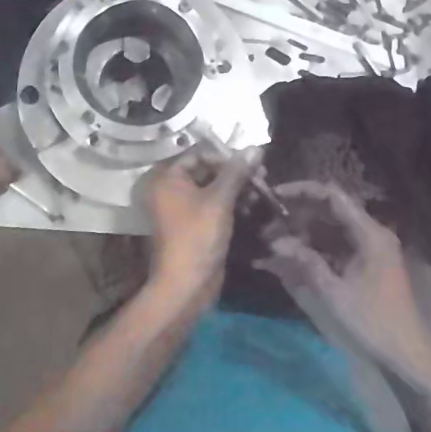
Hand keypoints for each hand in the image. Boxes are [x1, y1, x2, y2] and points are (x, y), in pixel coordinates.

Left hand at [135, 143, 253, 308]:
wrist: (186, 284)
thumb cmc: (198, 236)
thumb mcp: (219, 200)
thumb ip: (237, 172)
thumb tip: (256, 147)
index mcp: (168, 178)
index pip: (199, 154)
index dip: (225, 156)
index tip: (252, 161)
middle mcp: (171, 189)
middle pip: (206, 171)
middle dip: (235, 173)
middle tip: (262, 176)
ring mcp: (182, 209)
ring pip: (212, 189)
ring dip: (236, 188)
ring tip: (262, 191)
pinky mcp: (194, 226)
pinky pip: (213, 206)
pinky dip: (230, 204)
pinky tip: (252, 206)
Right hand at [258, 181, 430, 387]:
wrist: (407, 359)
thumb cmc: (374, 323)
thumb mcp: (334, 292)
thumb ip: (304, 261)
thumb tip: (274, 240)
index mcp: (369, 233)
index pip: (332, 196)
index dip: (301, 190)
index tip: (274, 195)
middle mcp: (370, 234)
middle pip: (329, 210)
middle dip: (296, 214)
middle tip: (266, 223)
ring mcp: (368, 249)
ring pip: (328, 229)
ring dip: (301, 232)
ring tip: (271, 242)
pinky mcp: (364, 265)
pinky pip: (333, 247)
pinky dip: (311, 249)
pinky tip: (288, 257)